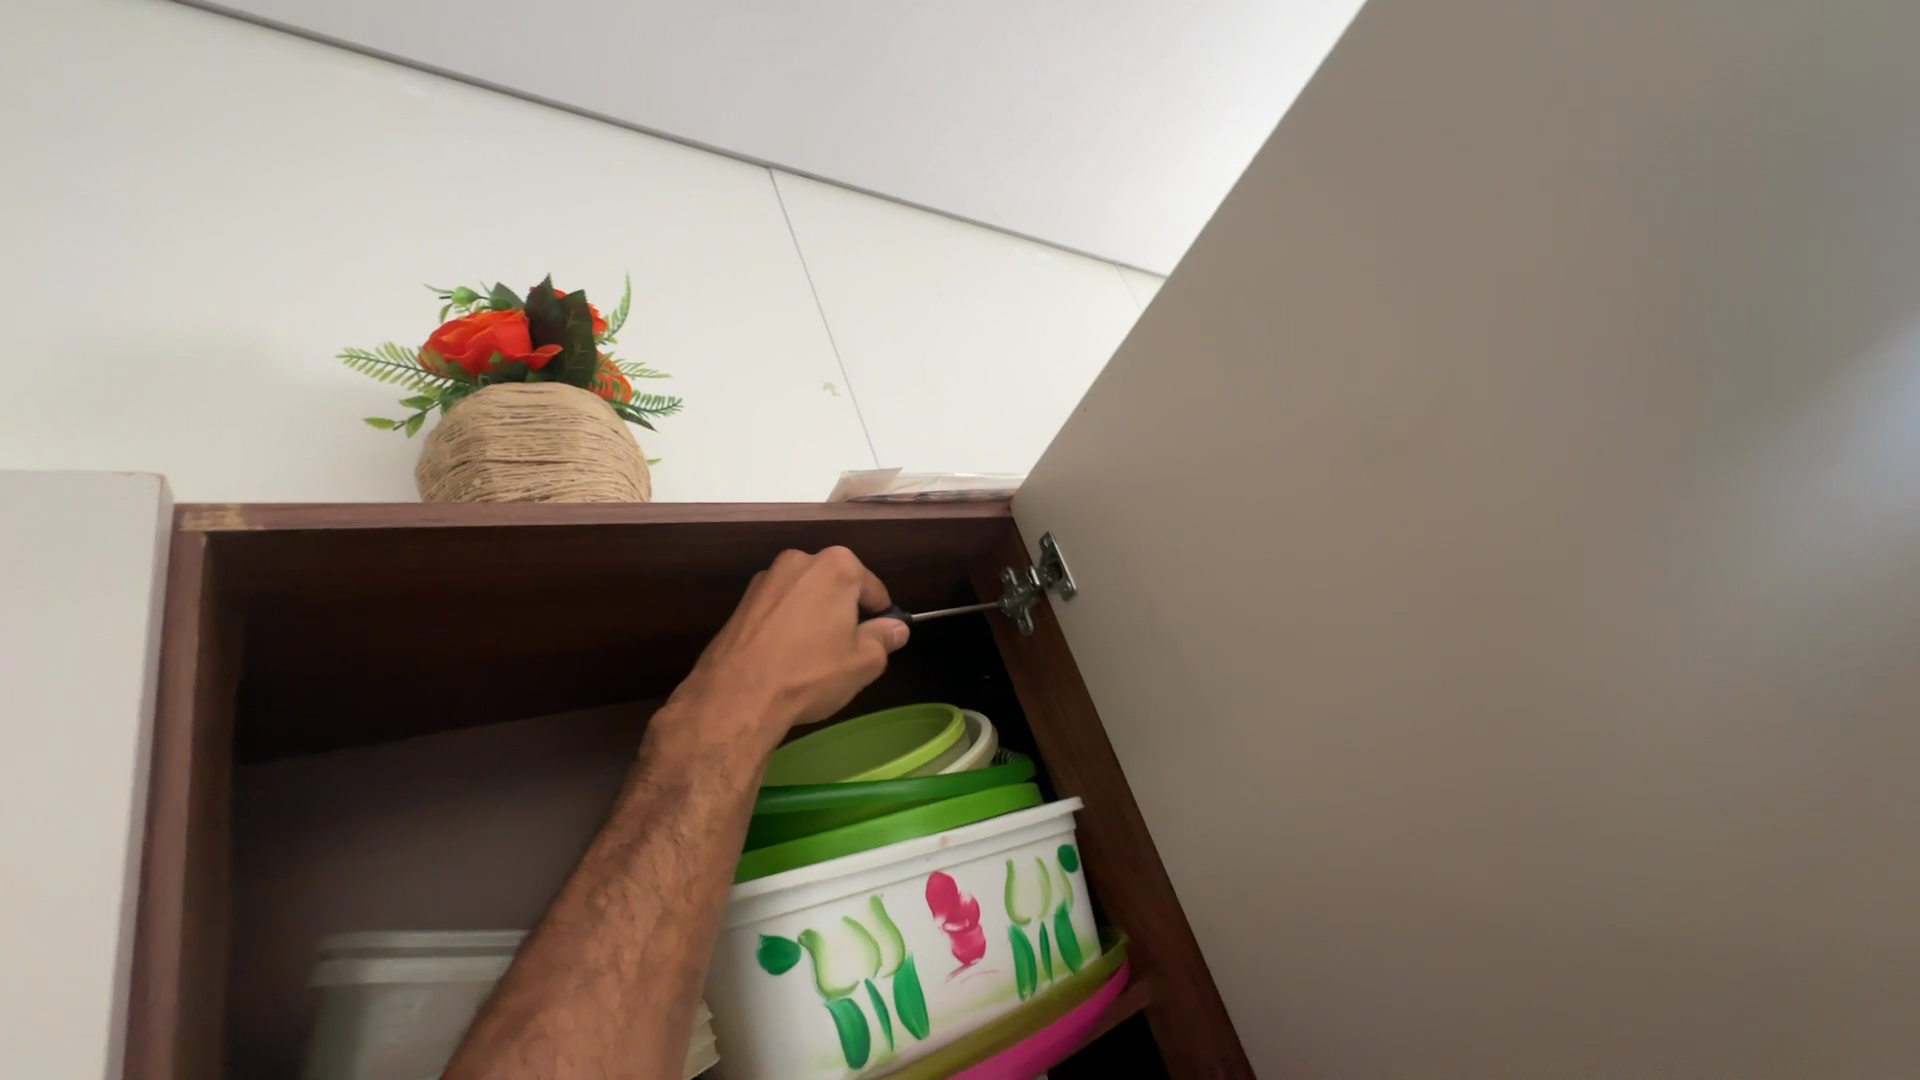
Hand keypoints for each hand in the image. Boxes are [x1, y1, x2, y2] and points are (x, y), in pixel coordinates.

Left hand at [666, 547, 908, 754]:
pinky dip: (787, 627)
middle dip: (844, 614)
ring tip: (812, 660)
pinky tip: (784, 659)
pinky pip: (779, 611)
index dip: (880, 618)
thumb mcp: (863, 662)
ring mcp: (766, 579)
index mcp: (837, 565)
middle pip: (837, 588)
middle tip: (846, 653)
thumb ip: (884, 639)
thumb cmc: (811, 673)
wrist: (737, 696)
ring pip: (805, 598)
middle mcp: (800, 560)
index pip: (874, 589)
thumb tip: (895, 629)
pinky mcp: (741, 601)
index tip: (878, 642)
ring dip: (814, 620)